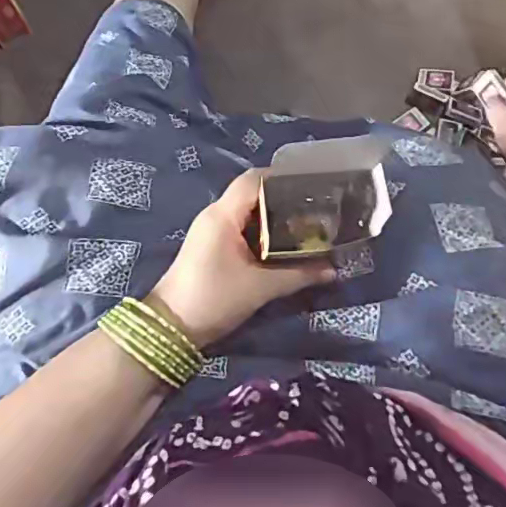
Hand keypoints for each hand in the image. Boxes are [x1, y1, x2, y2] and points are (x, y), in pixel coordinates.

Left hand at [150, 169, 335, 347]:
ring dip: (274, 217)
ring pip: (247, 212)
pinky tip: (283, 244)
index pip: (254, 180)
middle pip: (252, 193)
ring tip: (306, 224)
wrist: (172, 327)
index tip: (312, 186)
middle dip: (283, 198)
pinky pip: (241, 228)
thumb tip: (333, 269)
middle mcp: (215, 215)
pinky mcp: (211, 246)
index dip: (282, 178)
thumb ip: (298, 275)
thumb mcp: (260, 288)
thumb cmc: (214, 299)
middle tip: (315, 208)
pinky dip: (262, 231)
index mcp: (223, 215)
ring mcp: (211, 231)